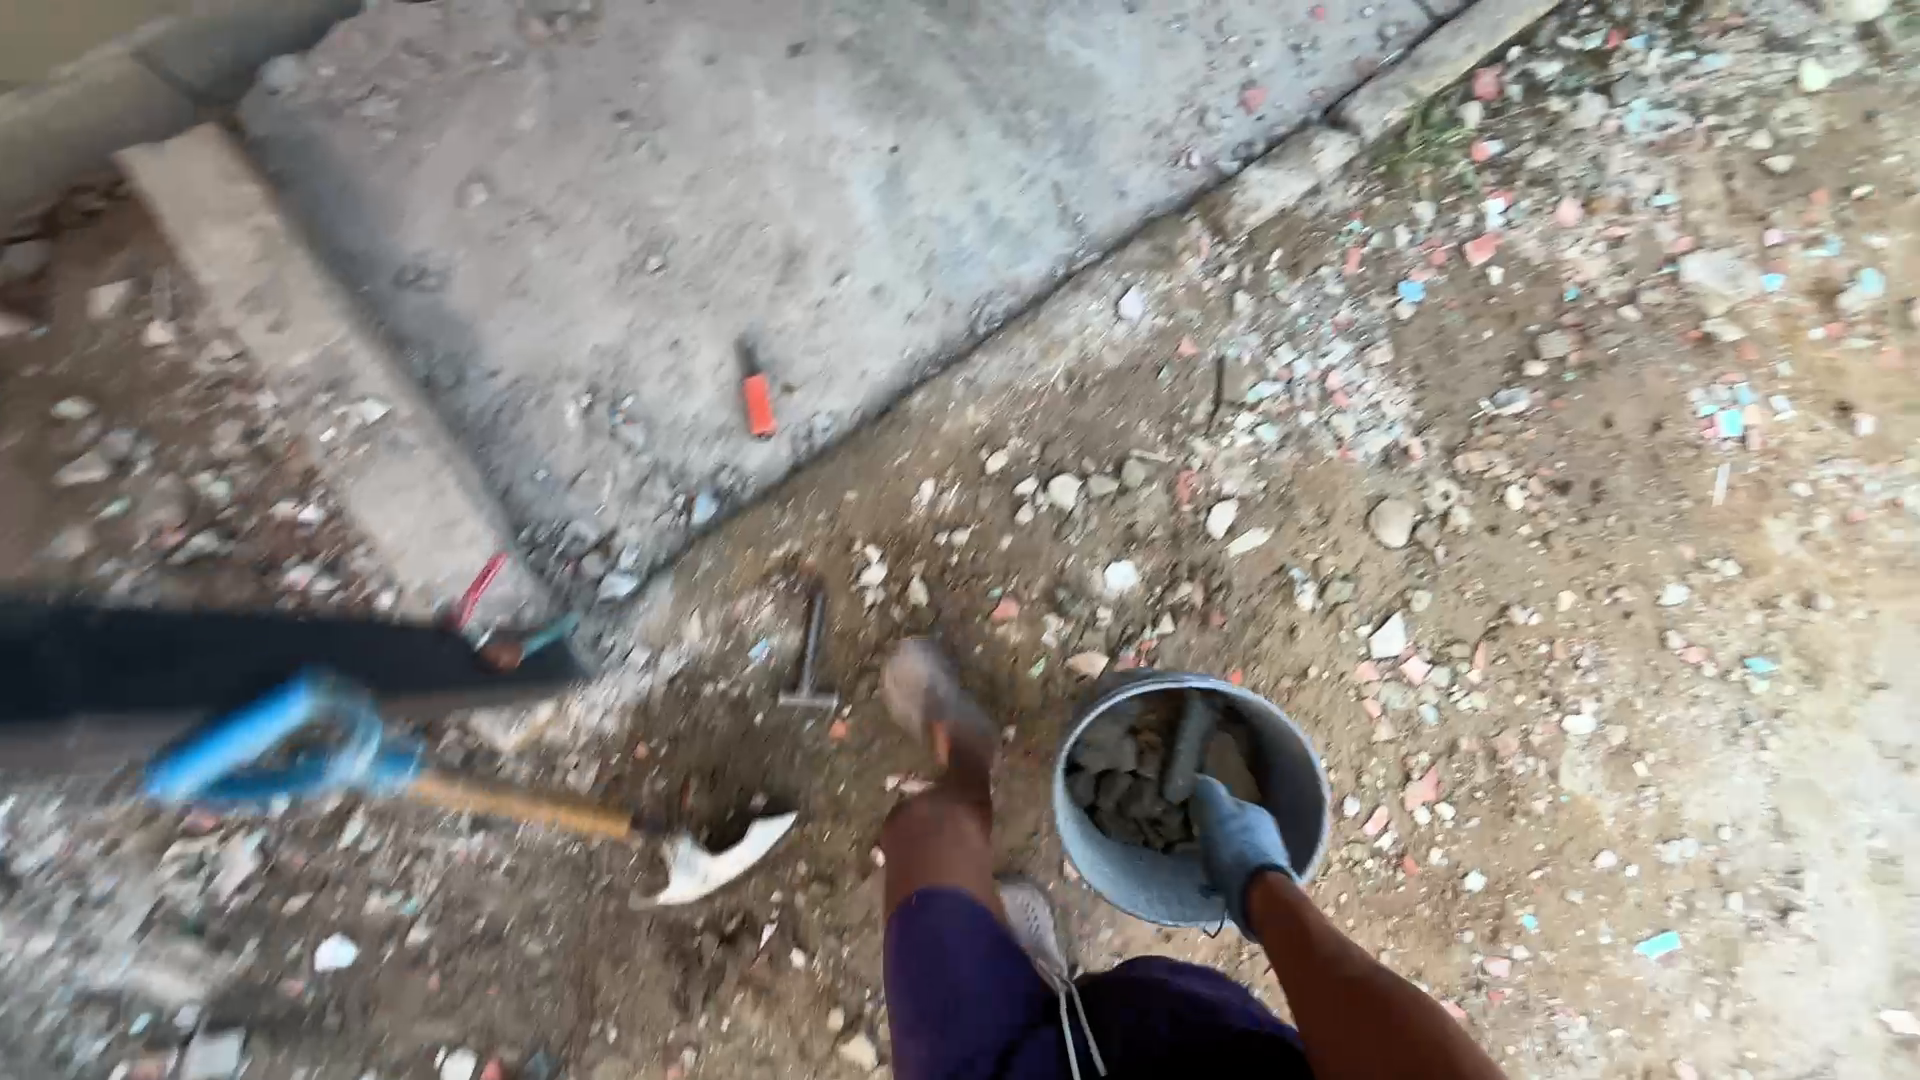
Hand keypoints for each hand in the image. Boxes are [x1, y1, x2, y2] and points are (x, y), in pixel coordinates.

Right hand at [1189, 775, 1294, 934]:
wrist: (1257, 892)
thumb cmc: (1233, 847)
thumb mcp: (1216, 810)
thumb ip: (1209, 790)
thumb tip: (1200, 777)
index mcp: (1257, 812)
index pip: (1231, 804)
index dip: (1212, 810)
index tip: (1197, 818)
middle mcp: (1269, 832)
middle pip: (1237, 828)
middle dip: (1220, 835)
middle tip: (1201, 843)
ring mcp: (1271, 859)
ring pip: (1240, 851)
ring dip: (1225, 857)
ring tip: (1208, 867)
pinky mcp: (1268, 883)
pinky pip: (1243, 873)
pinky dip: (1230, 876)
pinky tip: (1217, 885)